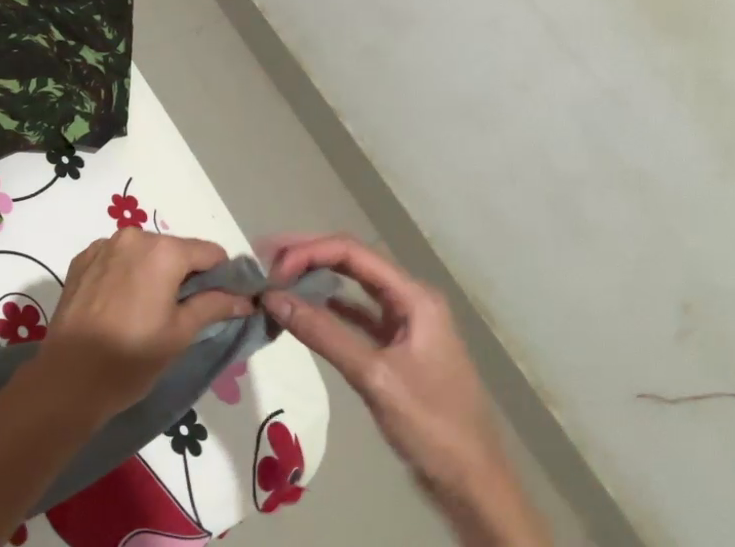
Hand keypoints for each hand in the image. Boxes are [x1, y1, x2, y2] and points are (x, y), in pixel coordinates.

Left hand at [35, 228, 250, 418]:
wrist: (70, 375)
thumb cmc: (132, 356)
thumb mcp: (181, 332)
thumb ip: (214, 306)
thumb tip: (244, 298)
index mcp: (162, 251)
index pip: (210, 253)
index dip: (224, 276)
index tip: (228, 301)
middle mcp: (131, 237)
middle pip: (175, 249)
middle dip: (188, 275)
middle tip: (190, 312)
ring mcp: (101, 246)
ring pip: (144, 253)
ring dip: (156, 273)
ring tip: (155, 310)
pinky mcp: (81, 261)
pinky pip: (117, 259)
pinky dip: (128, 274)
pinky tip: (125, 305)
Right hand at [260, 235, 530, 524]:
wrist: (473, 482)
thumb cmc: (432, 425)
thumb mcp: (374, 377)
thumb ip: (323, 333)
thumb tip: (270, 296)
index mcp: (415, 298)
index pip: (352, 252)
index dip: (307, 252)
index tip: (271, 271)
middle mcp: (410, 300)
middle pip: (350, 260)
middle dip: (305, 255)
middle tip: (262, 260)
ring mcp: (404, 322)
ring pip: (350, 283)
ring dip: (312, 277)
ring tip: (274, 278)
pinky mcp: (394, 345)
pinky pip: (353, 312)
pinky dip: (323, 306)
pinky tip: (299, 308)